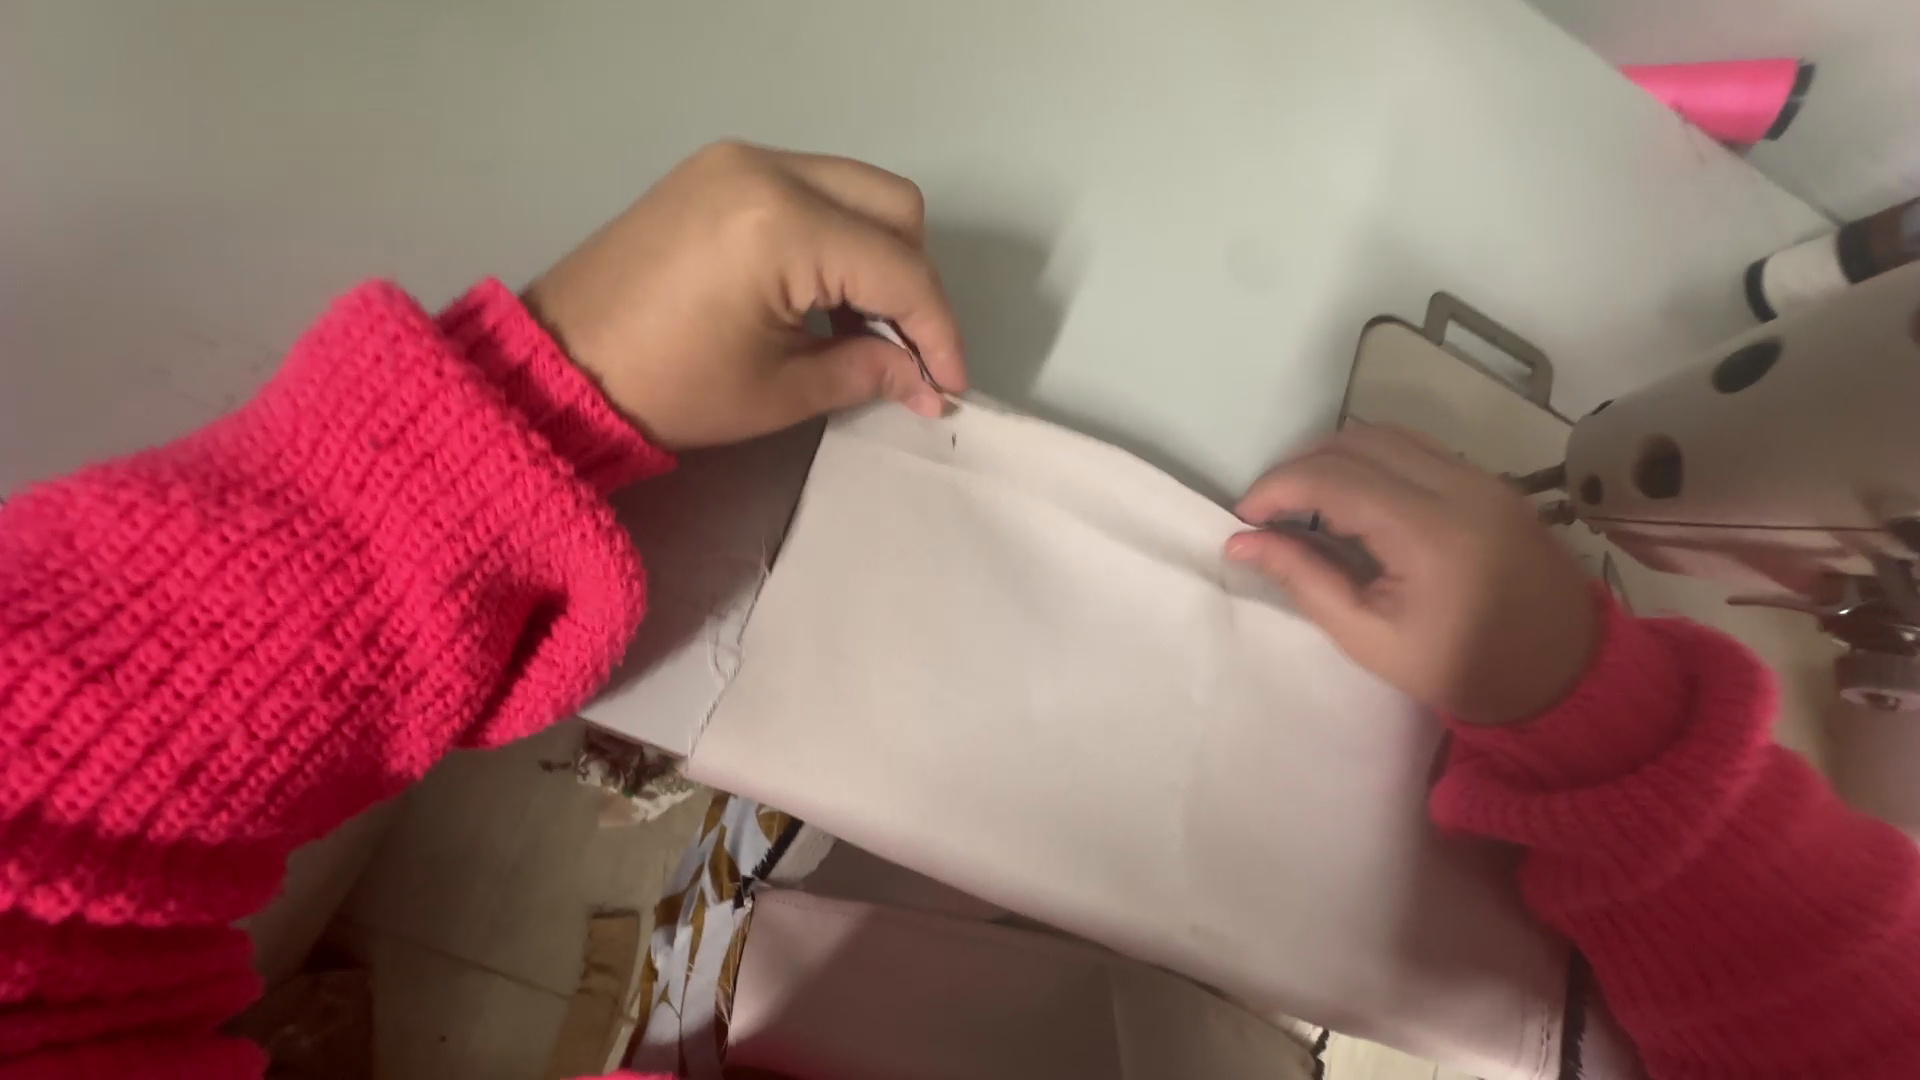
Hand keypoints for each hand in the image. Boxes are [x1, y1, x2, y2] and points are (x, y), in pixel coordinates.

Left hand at [523, 142, 967, 449]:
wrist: (558, 363)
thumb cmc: (669, 388)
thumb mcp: (780, 391)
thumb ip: (867, 372)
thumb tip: (928, 383)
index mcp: (782, 226)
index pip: (900, 270)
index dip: (938, 331)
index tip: (949, 382)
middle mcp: (769, 170)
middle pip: (895, 208)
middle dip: (917, 284)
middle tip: (909, 350)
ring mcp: (741, 162)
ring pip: (859, 192)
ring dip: (883, 260)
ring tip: (868, 330)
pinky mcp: (722, 172)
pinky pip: (815, 192)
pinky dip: (841, 242)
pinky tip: (827, 298)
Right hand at [1225, 424, 1597, 725]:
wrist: (1564, 674)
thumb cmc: (1457, 666)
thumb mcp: (1365, 636)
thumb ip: (1301, 579)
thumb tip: (1239, 543)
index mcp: (1427, 530)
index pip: (1330, 477)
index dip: (1274, 489)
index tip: (1243, 520)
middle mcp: (1457, 486)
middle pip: (1352, 442)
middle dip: (1295, 469)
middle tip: (1267, 512)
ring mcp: (1478, 477)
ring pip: (1382, 434)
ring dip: (1329, 457)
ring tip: (1302, 501)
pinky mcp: (1487, 480)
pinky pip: (1412, 446)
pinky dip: (1366, 459)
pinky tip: (1350, 497)